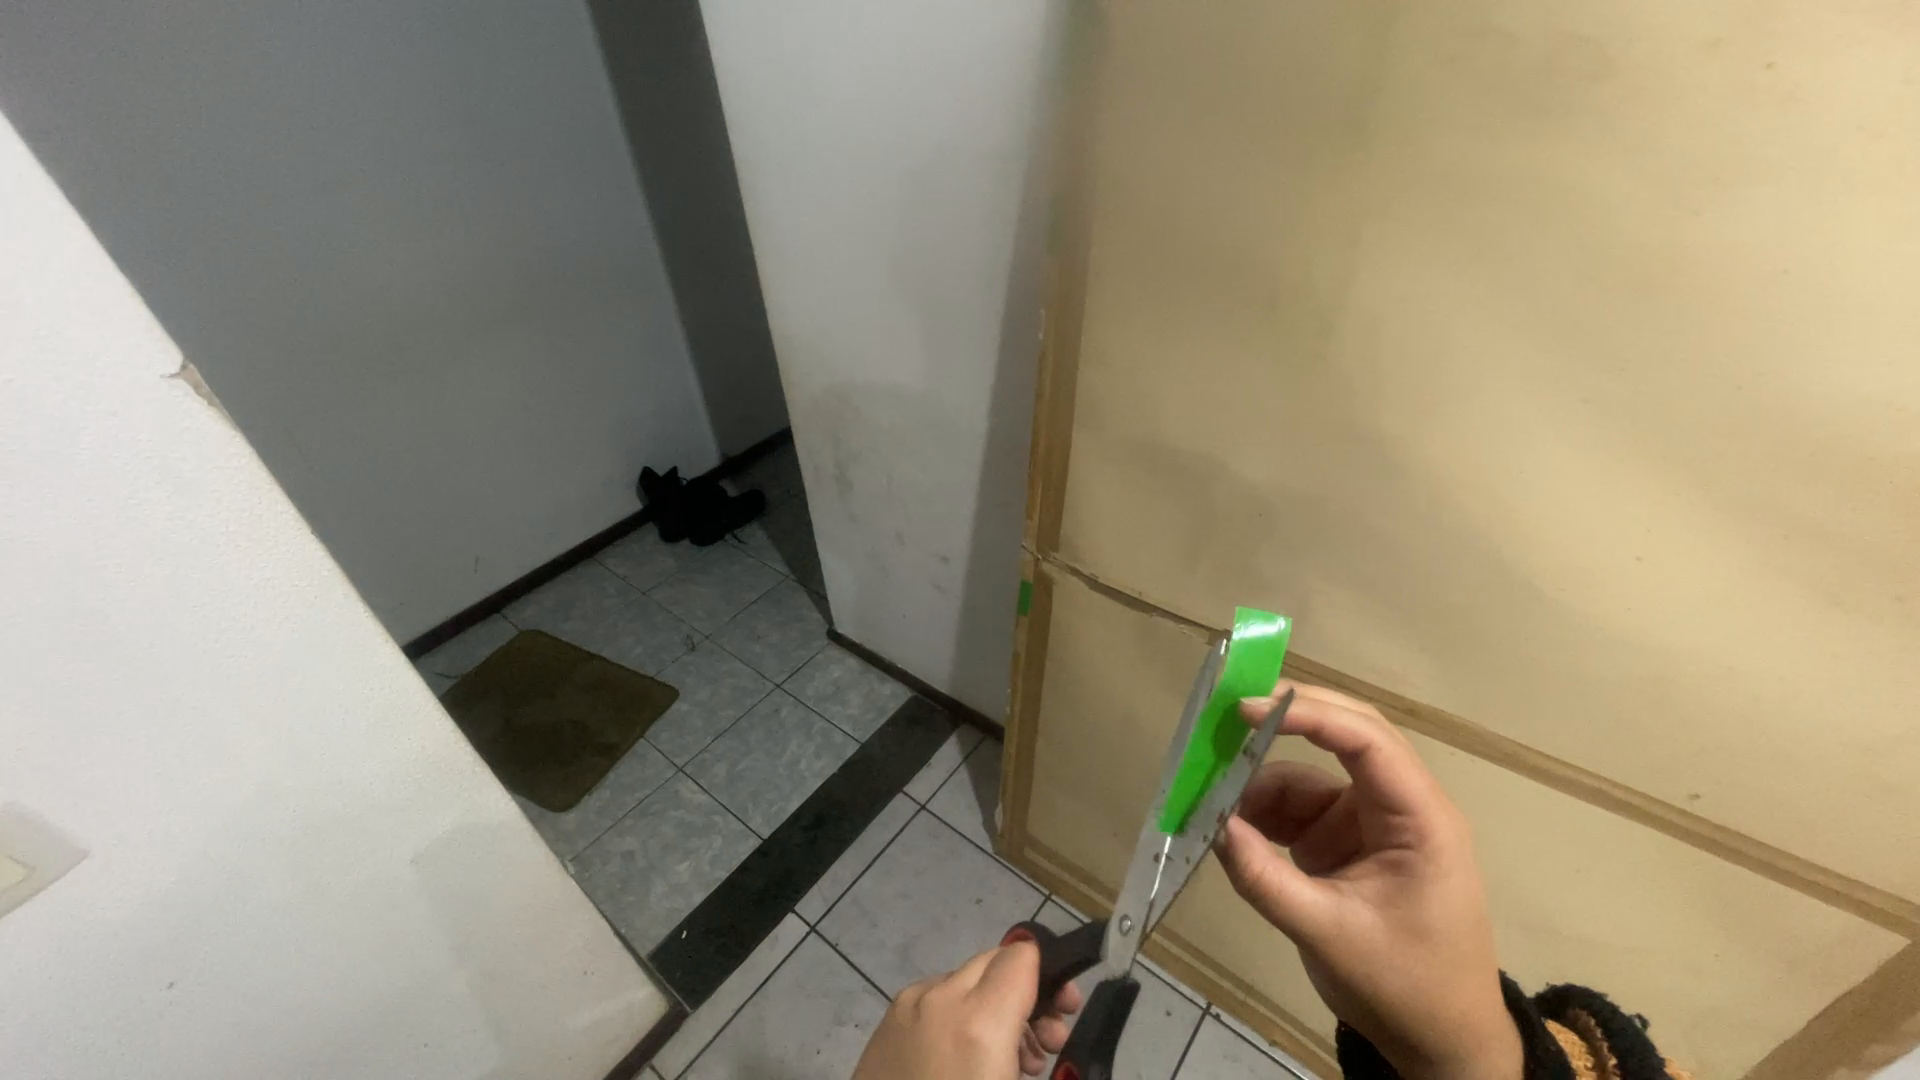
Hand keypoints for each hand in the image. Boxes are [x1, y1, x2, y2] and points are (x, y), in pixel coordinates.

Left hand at [853, 941, 1084, 1079]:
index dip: (1050, 979)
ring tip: (1008, 1061)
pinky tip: (964, 1064)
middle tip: (1046, 1043)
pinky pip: (936, 1000)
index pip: (1022, 956)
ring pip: (965, 980)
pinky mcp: (886, 1022)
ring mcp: (908, 1006)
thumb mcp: (1008, 1079)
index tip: (1064, 1013)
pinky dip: (959, 1018)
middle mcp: (940, 998)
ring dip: (993, 1007)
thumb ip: (1033, 1046)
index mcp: (978, 1021)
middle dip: (1025, 994)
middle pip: (995, 963)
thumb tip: (1042, 1030)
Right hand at [1216, 683, 1521, 1079]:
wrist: (1440, 1044)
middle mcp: (1396, 804)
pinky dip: (1257, 811)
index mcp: (1419, 818)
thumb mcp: (1329, 935)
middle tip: (1224, 713)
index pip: (1366, 739)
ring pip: (1306, 771)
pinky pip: (1293, 805)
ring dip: (1257, 780)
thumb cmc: (1405, 988)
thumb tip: (1210, 823)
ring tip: (1209, 797)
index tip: (1244, 710)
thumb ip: (1265, 878)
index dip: (1305, 714)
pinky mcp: (1342, 836)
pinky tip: (1228, 827)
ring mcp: (1367, 818)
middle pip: (1343, 732)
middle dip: (1284, 717)